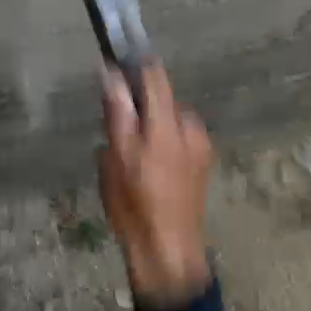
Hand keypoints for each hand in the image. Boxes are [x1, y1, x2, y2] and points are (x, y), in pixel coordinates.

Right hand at [97, 63, 214, 309]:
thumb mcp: (116, 154)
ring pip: (166, 116)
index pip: (155, 73)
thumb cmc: (136, 202)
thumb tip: (110, 70)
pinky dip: (158, 138)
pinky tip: (144, 162)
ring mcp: (200, 146)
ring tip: (125, 147)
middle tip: (112, 123)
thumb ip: (117, 110)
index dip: (134, 61)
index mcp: (169, 123)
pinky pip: (175, 135)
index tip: (113, 58)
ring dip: (147, 121)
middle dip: (136, 101)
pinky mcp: (200, 163)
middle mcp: (190, 128)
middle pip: (159, 96)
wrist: (167, 252)